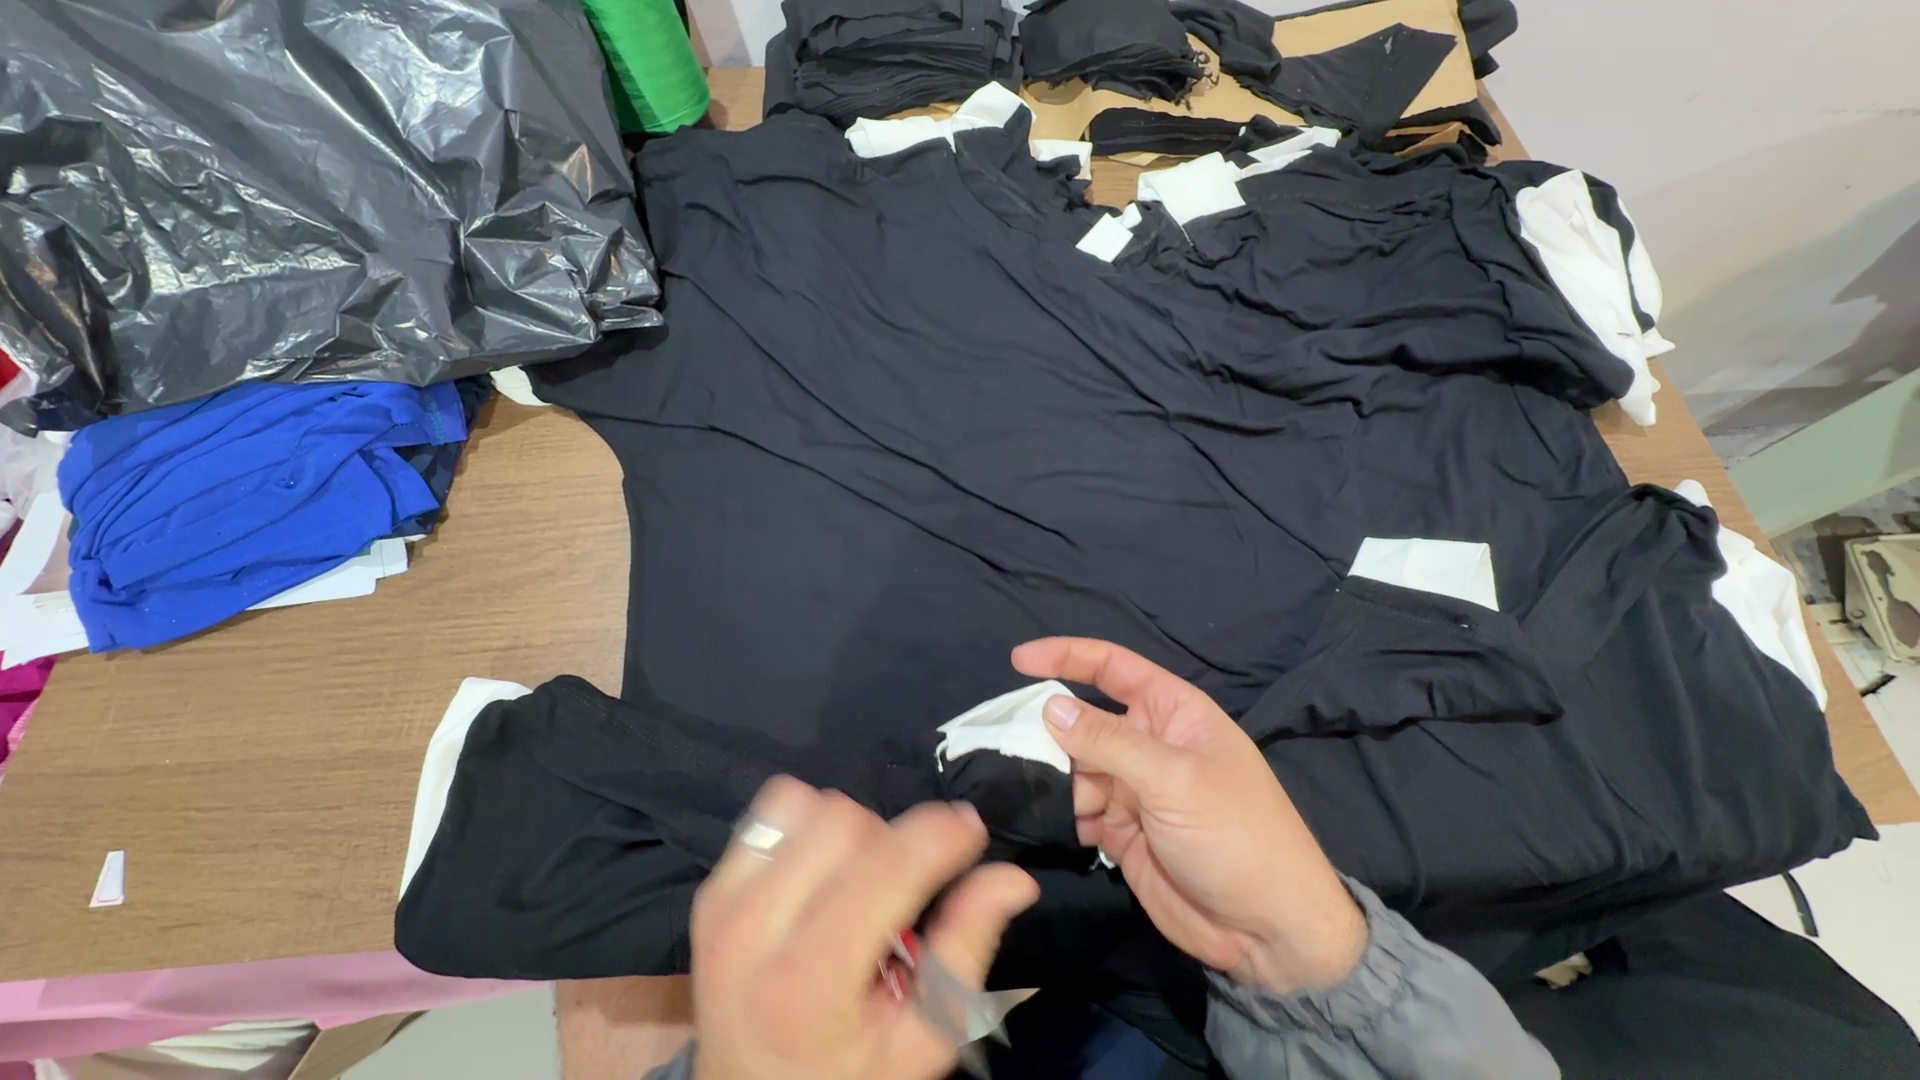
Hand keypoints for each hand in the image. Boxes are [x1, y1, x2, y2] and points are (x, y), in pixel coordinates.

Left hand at [689, 777, 1038, 1079]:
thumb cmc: (850, 1070)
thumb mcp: (924, 1037)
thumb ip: (966, 951)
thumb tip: (1014, 878)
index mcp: (810, 981)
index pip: (884, 868)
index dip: (939, 834)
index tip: (971, 828)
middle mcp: (754, 930)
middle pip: (844, 820)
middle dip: (890, 841)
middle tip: (902, 886)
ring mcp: (722, 904)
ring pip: (807, 804)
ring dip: (849, 831)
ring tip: (857, 881)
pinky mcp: (710, 888)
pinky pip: (771, 811)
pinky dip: (807, 827)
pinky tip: (819, 873)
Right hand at [1012, 638, 1366, 994]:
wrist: (1267, 931)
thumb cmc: (1234, 835)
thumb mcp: (1173, 779)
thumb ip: (1108, 742)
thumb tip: (1050, 705)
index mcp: (1173, 713)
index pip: (1113, 668)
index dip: (1067, 656)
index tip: (1018, 659)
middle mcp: (1150, 744)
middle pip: (1084, 721)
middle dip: (1049, 732)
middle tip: (1007, 749)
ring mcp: (1134, 789)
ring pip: (1074, 768)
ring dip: (1052, 780)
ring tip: (1031, 795)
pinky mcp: (1121, 830)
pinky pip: (1077, 810)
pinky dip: (1061, 814)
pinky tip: (1054, 824)